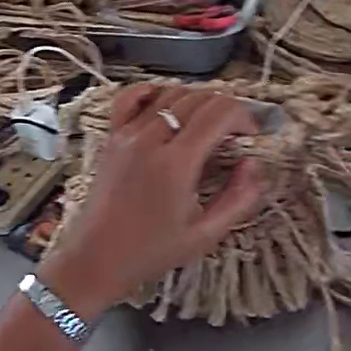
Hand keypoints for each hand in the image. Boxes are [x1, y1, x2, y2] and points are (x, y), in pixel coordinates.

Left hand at [40, 87, 266, 319]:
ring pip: (170, 92)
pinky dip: (154, 93)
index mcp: (176, 163)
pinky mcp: (112, 137)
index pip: (220, 112)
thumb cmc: (150, 251)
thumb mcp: (205, 235)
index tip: (251, 135)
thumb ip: (238, 199)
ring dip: (197, 100)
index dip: (244, 116)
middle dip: (226, 108)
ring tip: (207, 125)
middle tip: (234, 134)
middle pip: (199, 97)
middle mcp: (150, 139)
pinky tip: (167, 106)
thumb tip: (254, 165)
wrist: (96, 258)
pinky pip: (131, 97)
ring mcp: (127, 134)